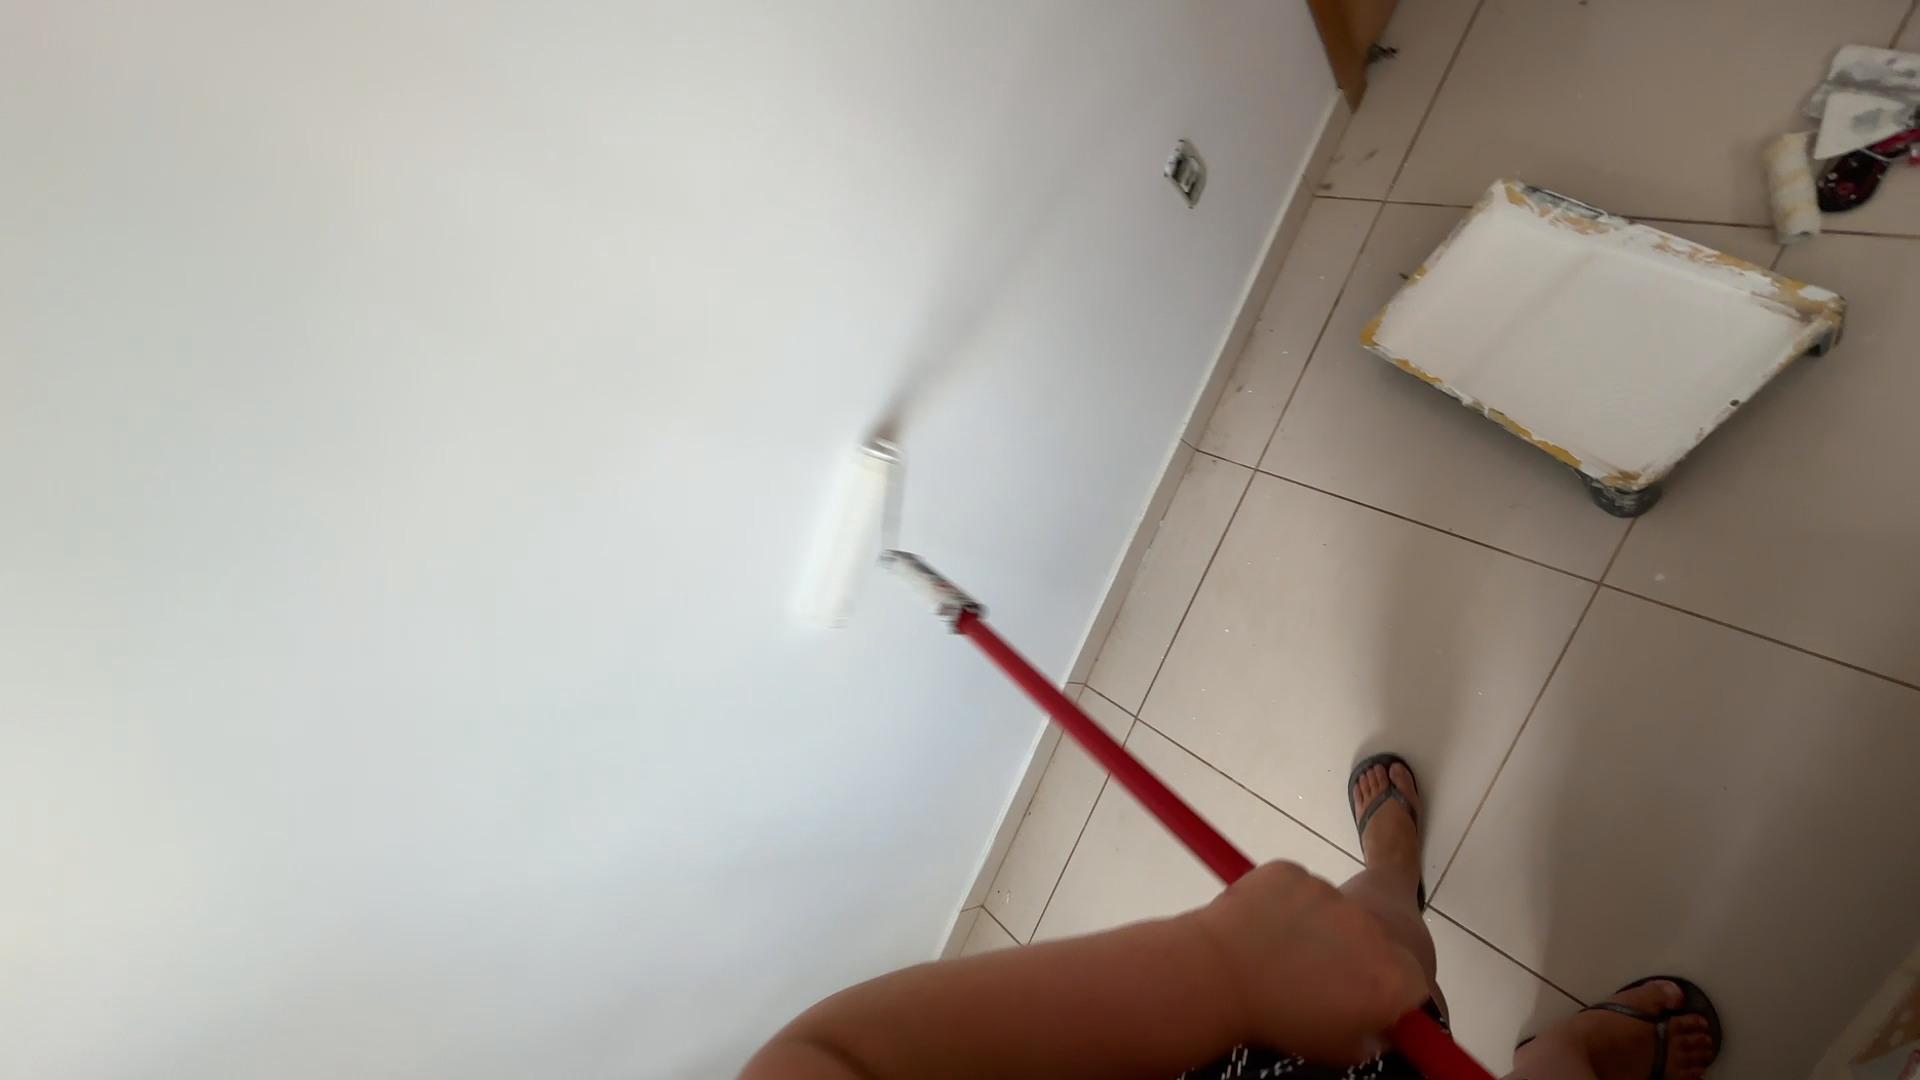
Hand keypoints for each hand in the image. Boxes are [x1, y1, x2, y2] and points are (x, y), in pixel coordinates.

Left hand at [1192, 860, 1428, 1063]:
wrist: (1219, 971)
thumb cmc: (1281, 1017)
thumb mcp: (1342, 1049)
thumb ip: (1374, 1035)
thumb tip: (1377, 1023)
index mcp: (1392, 975)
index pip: (1411, 979)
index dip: (1386, 988)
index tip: (1360, 995)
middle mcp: (1369, 927)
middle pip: (1372, 937)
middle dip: (1350, 952)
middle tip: (1313, 969)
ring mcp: (1327, 890)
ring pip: (1331, 908)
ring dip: (1315, 921)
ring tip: (1279, 947)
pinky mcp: (1291, 869)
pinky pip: (1296, 885)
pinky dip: (1284, 899)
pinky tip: (1264, 921)